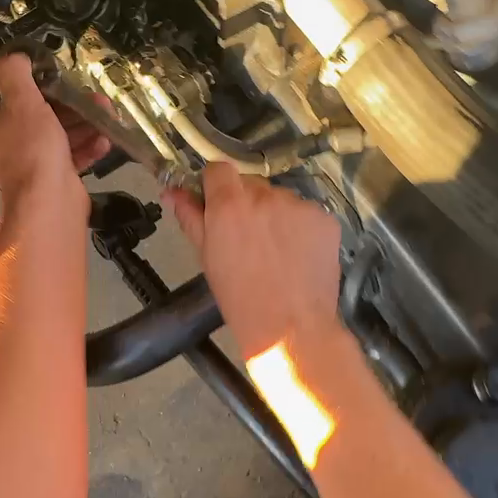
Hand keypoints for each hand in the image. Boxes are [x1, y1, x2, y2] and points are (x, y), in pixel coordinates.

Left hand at [0, 54, 111, 203]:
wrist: (49, 203)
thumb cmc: (33, 148)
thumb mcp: (22, 102)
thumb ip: (15, 74)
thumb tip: (15, 54)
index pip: (20, 98)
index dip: (46, 87)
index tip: (69, 81)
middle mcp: (12, 144)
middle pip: (46, 116)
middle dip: (75, 107)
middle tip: (100, 101)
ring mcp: (35, 164)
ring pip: (63, 136)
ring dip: (87, 125)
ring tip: (109, 117)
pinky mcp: (56, 179)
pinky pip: (74, 156)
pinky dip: (89, 148)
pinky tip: (105, 142)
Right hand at [165, 162, 345, 360]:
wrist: (290, 327)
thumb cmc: (240, 298)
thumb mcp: (207, 258)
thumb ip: (191, 218)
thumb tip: (172, 192)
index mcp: (230, 204)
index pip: (219, 169)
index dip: (216, 185)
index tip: (216, 204)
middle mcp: (265, 196)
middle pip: (251, 184)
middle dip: (246, 203)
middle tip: (247, 237)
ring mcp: (299, 205)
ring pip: (281, 199)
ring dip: (275, 215)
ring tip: (276, 251)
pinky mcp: (325, 218)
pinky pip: (307, 214)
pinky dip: (301, 228)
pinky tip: (298, 255)